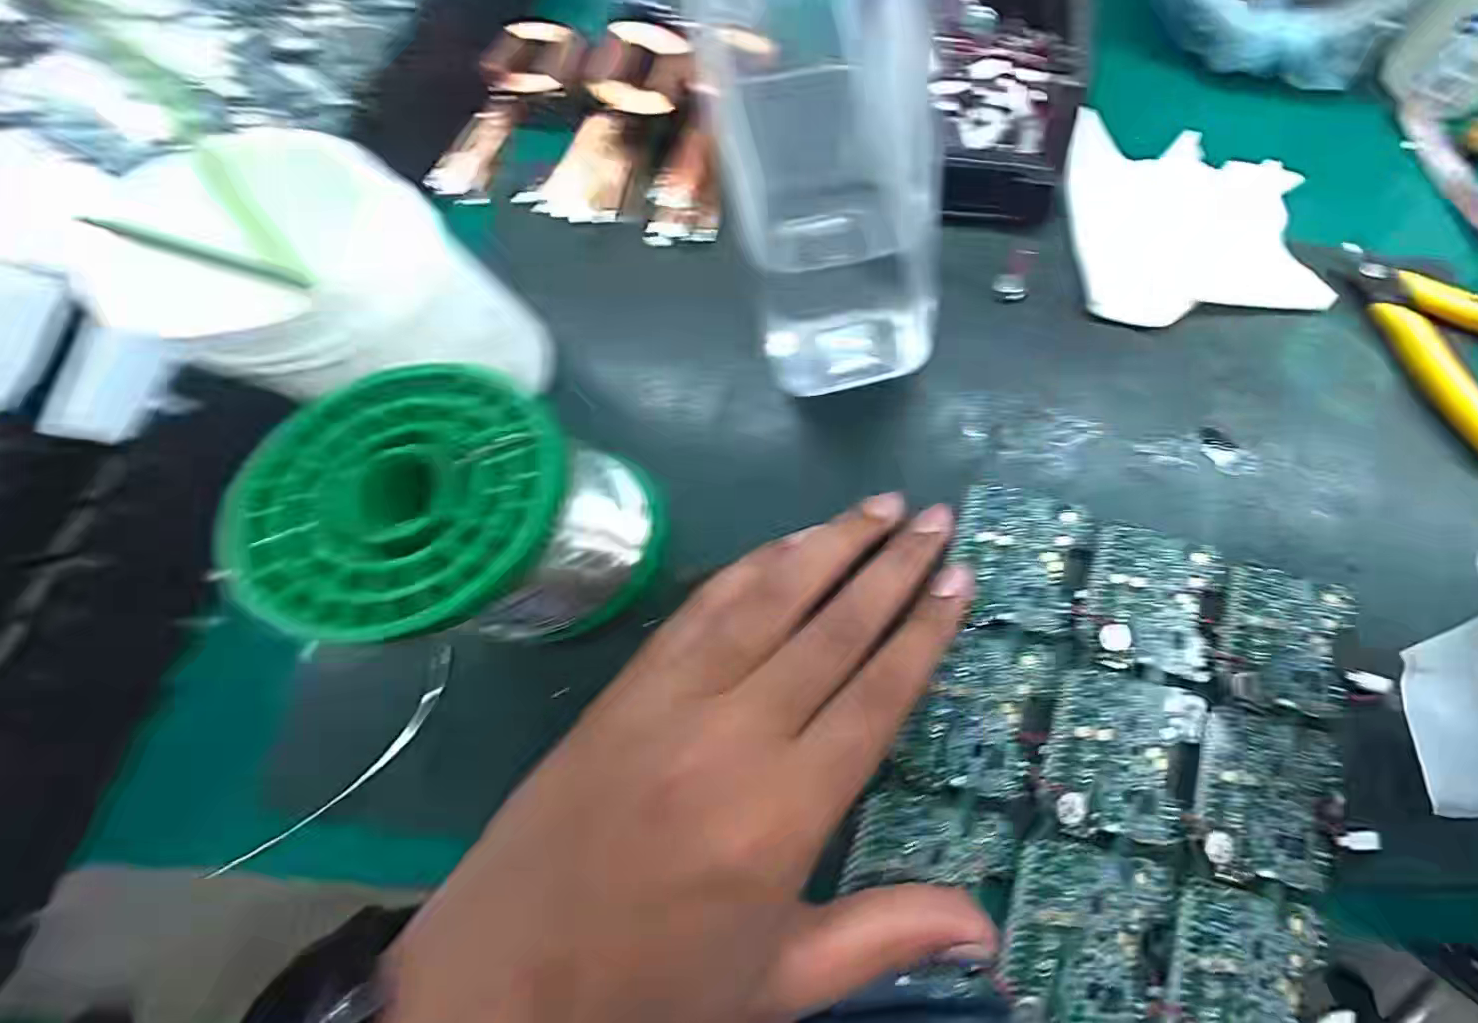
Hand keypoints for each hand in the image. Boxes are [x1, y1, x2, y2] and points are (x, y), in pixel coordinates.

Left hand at [383, 494, 992, 1022]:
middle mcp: (734, 736)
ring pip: (771, 598)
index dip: (925, 630)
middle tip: (937, 518)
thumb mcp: (783, 981)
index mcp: (782, 812)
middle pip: (834, 629)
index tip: (959, 578)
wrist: (486, 991)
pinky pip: (704, 605)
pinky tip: (793, 537)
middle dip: (896, 566)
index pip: (876, 694)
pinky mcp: (629, 686)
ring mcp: (674, 700)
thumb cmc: (652, 989)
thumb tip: (991, 933)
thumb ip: (890, 935)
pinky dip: (755, 563)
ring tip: (883, 505)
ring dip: (833, 542)